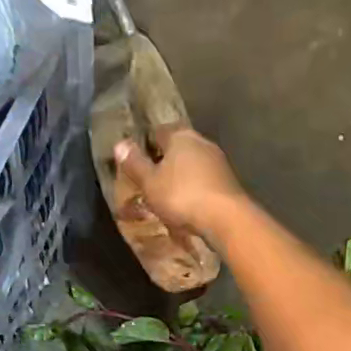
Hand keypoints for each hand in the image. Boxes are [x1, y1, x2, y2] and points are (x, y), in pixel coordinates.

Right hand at [113, 126, 248, 239]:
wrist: (227, 219)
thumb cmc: (182, 197)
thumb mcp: (150, 183)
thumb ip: (135, 164)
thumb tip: (119, 144)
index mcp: (180, 135)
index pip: (159, 131)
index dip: (147, 144)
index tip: (140, 159)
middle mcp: (203, 142)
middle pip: (179, 147)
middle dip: (168, 161)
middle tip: (155, 180)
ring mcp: (220, 163)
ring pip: (195, 166)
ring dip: (184, 177)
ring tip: (172, 196)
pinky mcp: (231, 184)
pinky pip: (207, 183)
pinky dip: (198, 190)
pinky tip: (193, 205)